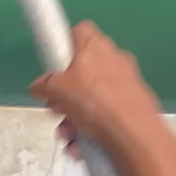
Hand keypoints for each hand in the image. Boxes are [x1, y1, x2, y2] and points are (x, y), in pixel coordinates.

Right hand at [28, 22, 174, 166]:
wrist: (135, 135)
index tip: (53, 63)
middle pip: (82, 70)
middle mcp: (114, 60)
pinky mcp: (134, 106)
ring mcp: (127, 84)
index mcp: (96, 46)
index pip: (79, 31)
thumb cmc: (94, 103)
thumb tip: (40, 87)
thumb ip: (42, 85)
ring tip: (69, 133)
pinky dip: (90, 130)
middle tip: (57, 107)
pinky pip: (103, 115)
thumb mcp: (54, 90)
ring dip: (74, 117)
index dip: (63, 43)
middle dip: (64, 92)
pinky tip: (82, 144)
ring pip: (90, 97)